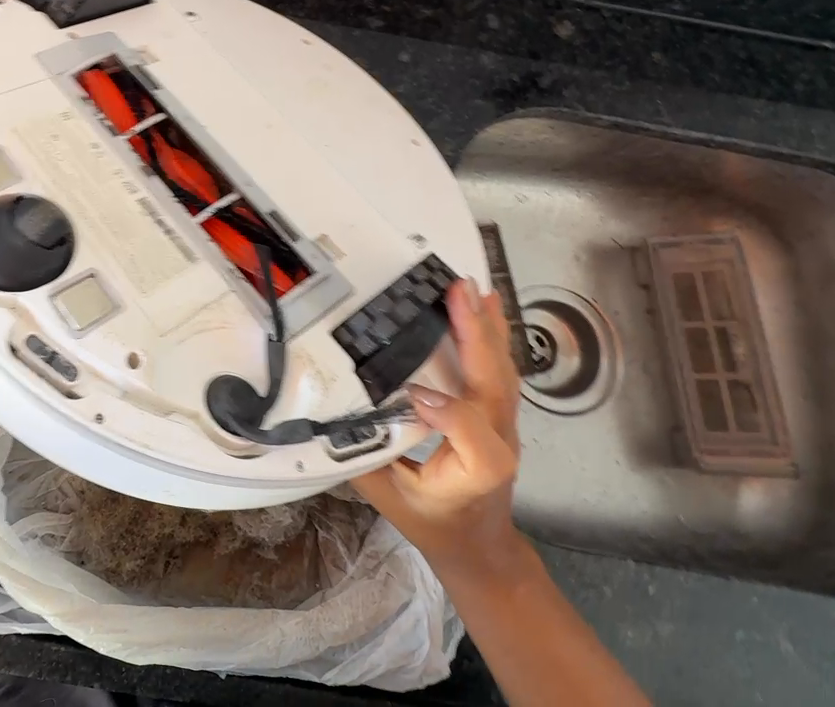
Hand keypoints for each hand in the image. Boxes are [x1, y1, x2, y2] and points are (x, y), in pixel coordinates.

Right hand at [352, 278, 524, 576]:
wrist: (479, 545)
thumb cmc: (432, 522)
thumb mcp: (390, 498)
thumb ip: (364, 457)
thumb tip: (328, 414)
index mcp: (475, 469)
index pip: (471, 434)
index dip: (448, 411)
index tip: (413, 395)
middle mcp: (499, 441)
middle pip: (496, 384)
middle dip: (477, 335)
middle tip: (459, 290)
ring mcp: (506, 425)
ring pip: (502, 371)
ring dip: (488, 327)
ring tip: (475, 288)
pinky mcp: (502, 415)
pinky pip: (500, 371)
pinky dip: (493, 336)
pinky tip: (489, 308)